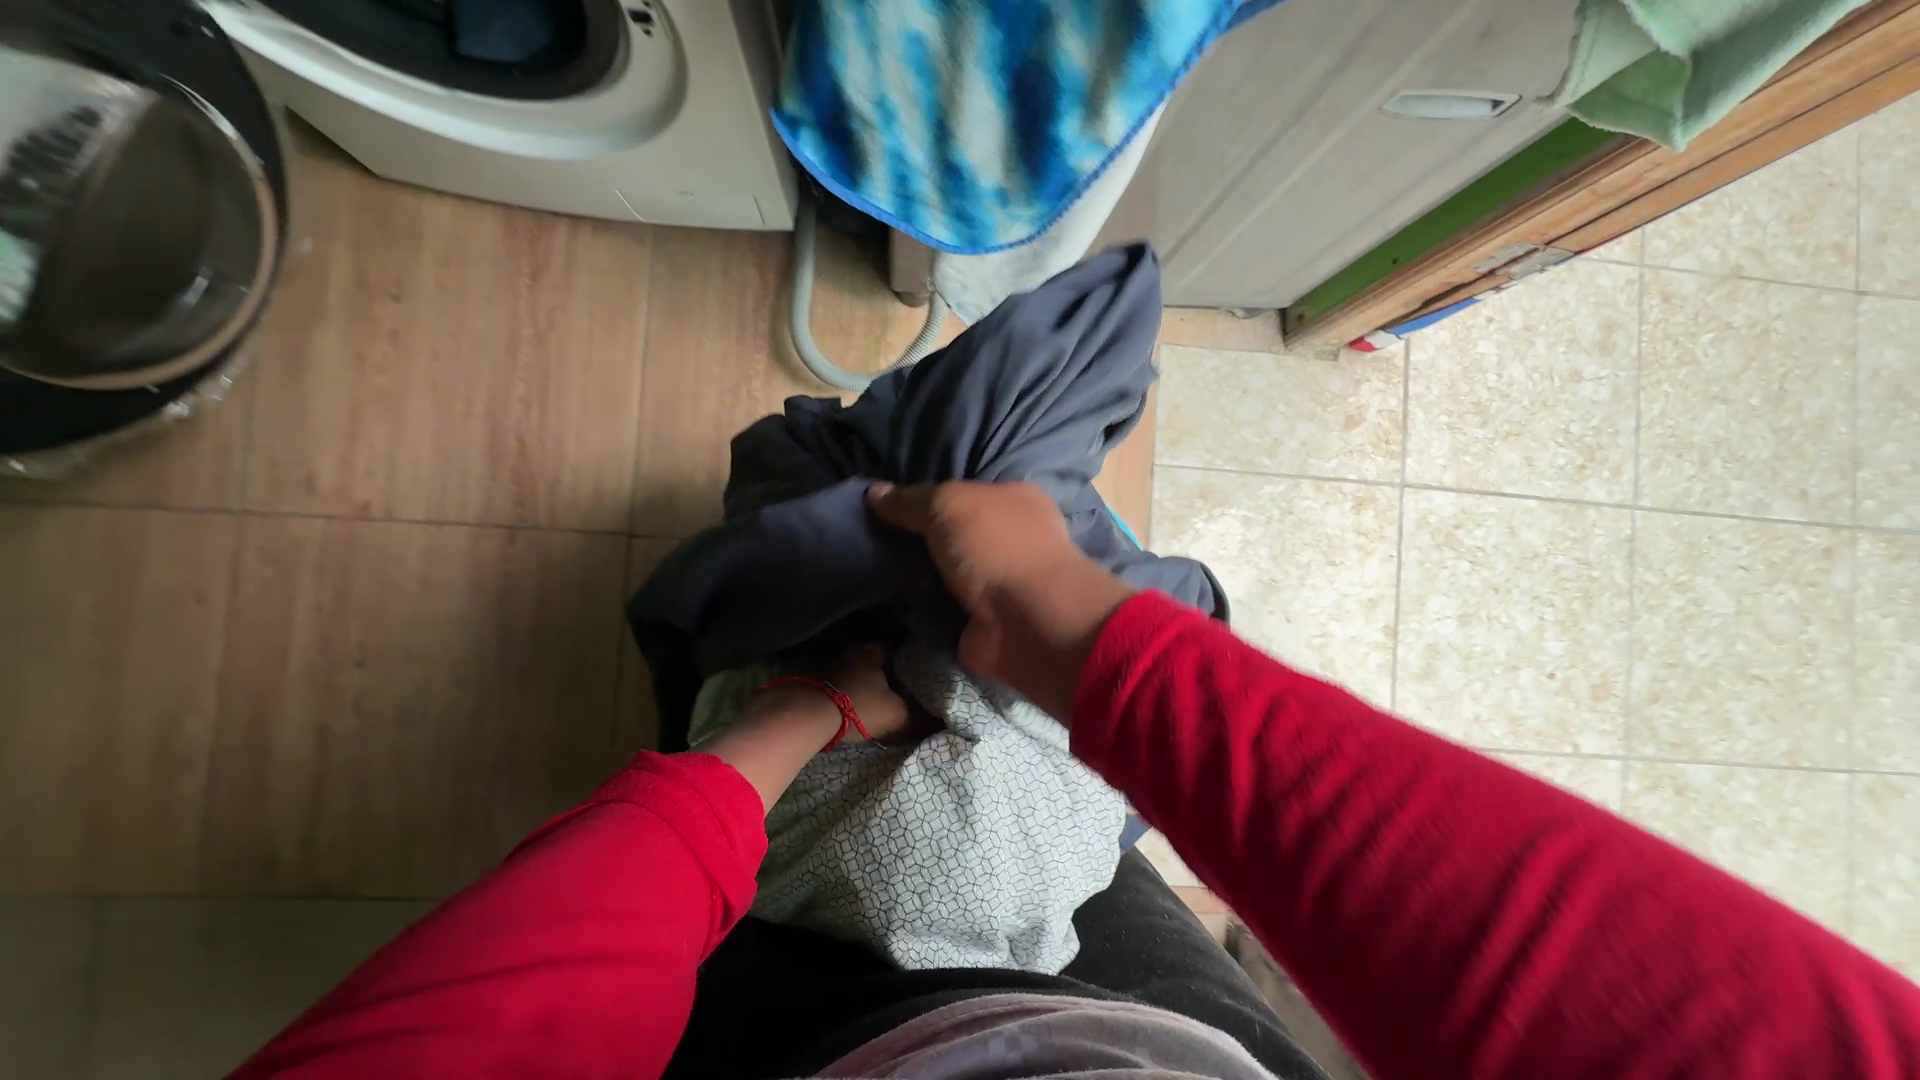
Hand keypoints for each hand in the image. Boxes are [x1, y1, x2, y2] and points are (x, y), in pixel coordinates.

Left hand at [746, 643, 910, 744]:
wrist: (803, 716)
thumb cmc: (856, 708)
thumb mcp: (895, 715)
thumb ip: (917, 716)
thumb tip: (936, 721)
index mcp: (874, 650)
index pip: (896, 647)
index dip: (907, 659)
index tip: (914, 671)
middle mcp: (850, 648)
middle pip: (871, 657)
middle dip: (881, 668)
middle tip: (893, 683)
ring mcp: (826, 659)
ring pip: (850, 666)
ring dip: (857, 676)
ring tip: (868, 692)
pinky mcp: (807, 674)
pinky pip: (831, 677)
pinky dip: (838, 685)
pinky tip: (843, 698)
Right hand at [866, 481, 1134, 720]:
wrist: (1027, 623)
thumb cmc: (997, 547)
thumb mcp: (948, 505)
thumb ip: (910, 500)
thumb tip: (874, 493)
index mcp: (1016, 500)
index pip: (967, 491)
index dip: (930, 494)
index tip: (888, 502)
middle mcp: (1011, 539)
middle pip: (954, 533)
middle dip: (919, 537)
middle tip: (871, 535)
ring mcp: (997, 583)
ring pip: (944, 571)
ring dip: (915, 574)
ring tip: (867, 566)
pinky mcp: (981, 621)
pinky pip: (940, 608)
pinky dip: (918, 608)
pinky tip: (882, 599)